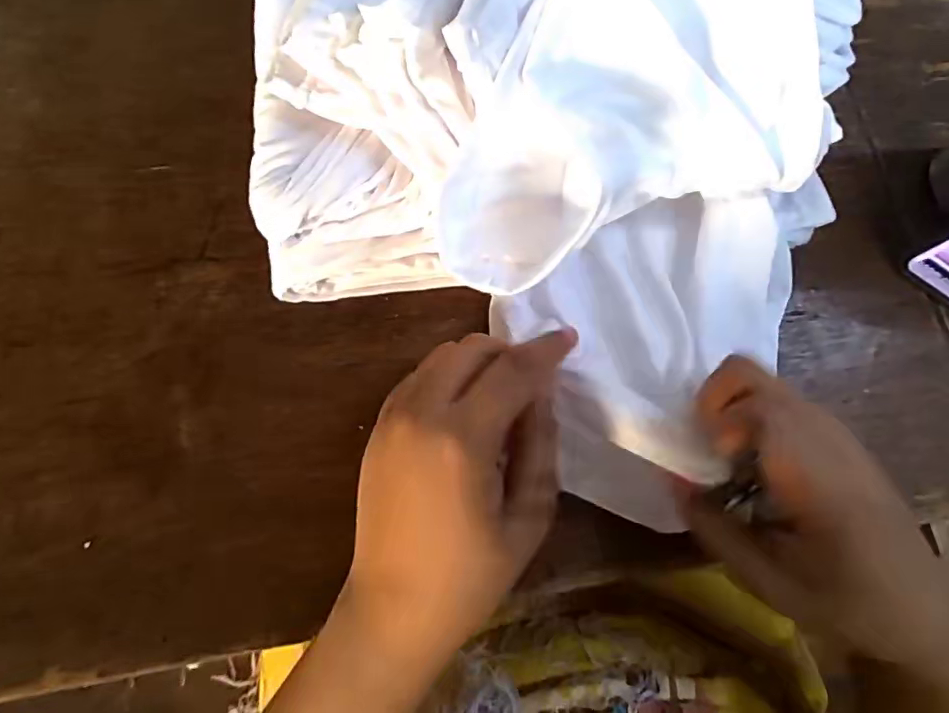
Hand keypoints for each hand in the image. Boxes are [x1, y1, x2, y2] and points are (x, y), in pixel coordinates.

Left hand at [341, 330, 574, 660]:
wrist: (390, 611)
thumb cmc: (469, 577)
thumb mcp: (528, 518)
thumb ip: (540, 445)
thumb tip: (542, 393)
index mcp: (462, 440)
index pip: (512, 370)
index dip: (545, 350)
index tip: (568, 337)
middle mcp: (422, 413)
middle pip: (473, 348)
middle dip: (510, 352)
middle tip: (533, 379)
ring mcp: (393, 416)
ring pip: (443, 354)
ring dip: (479, 360)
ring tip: (501, 394)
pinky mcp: (379, 426)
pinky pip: (420, 375)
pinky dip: (449, 374)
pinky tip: (465, 407)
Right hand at [677, 357, 948, 710]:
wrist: (921, 607)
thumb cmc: (843, 597)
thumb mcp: (767, 579)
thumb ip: (713, 526)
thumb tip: (672, 479)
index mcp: (804, 460)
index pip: (745, 405)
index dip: (711, 424)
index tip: (705, 468)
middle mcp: (816, 425)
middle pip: (746, 372)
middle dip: (712, 401)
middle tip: (707, 451)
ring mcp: (829, 423)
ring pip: (763, 384)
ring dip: (733, 410)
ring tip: (733, 466)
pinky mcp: (836, 432)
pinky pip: (782, 402)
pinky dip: (755, 418)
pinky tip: (766, 473)